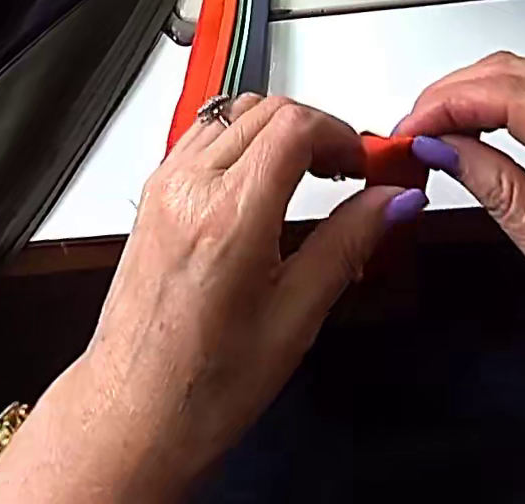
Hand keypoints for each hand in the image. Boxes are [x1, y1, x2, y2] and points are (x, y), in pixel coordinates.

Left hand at [0, 95, 427, 503]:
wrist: (131, 414)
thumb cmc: (203, 384)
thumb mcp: (296, 315)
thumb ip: (350, 241)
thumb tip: (393, 200)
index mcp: (229, 219)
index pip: (295, 126)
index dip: (341, 133)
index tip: (360, 162)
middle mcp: (191, 189)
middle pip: (271, 109)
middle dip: (320, 128)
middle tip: (345, 167)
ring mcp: (168, 184)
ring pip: (240, 110)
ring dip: (284, 127)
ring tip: (309, 168)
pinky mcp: (157, 190)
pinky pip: (209, 129)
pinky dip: (248, 134)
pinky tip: (266, 171)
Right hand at [395, 53, 524, 434]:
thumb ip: (502, 193)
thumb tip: (446, 148)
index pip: (515, 96)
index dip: (451, 102)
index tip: (412, 126)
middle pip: (520, 70)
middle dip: (455, 91)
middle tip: (414, 127)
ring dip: (477, 93)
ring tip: (437, 128)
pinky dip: (505, 102)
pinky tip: (479, 125)